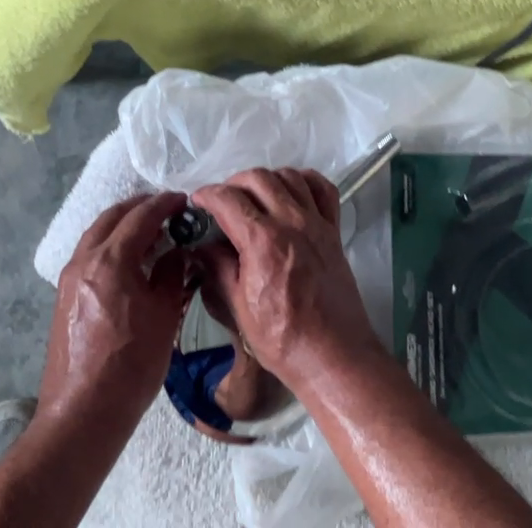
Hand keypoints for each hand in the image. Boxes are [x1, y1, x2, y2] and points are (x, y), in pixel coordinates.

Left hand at [37, 192, 191, 428]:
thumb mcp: (164, 315)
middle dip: (140, 208)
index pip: (141, 216)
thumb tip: (176, 253)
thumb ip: (172, 273)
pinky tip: (130, 262)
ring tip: (151, 234)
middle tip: (167, 211)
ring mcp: (69, 279)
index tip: (185, 200)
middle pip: (112, 217)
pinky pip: (90, 255)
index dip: (165, 204)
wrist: (83, 413)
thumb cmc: (131, 364)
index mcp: (111, 260)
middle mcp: (84, 260)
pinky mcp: (64, 298)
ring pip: (97, 235)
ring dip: (123, 226)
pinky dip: (111, 246)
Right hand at [191, 169, 381, 389]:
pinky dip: (304, 182)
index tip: (197, 203)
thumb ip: (218, 267)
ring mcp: (317, 223)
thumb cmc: (281, 339)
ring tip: (253, 198)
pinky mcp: (334, 230)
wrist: (333, 355)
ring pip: (290, 176)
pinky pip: (322, 189)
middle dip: (233, 183)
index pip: (228, 199)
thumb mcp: (238, 307)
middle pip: (258, 178)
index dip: (207, 196)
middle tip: (222, 202)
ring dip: (266, 180)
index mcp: (263, 241)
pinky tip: (291, 193)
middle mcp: (291, 222)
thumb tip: (200, 245)